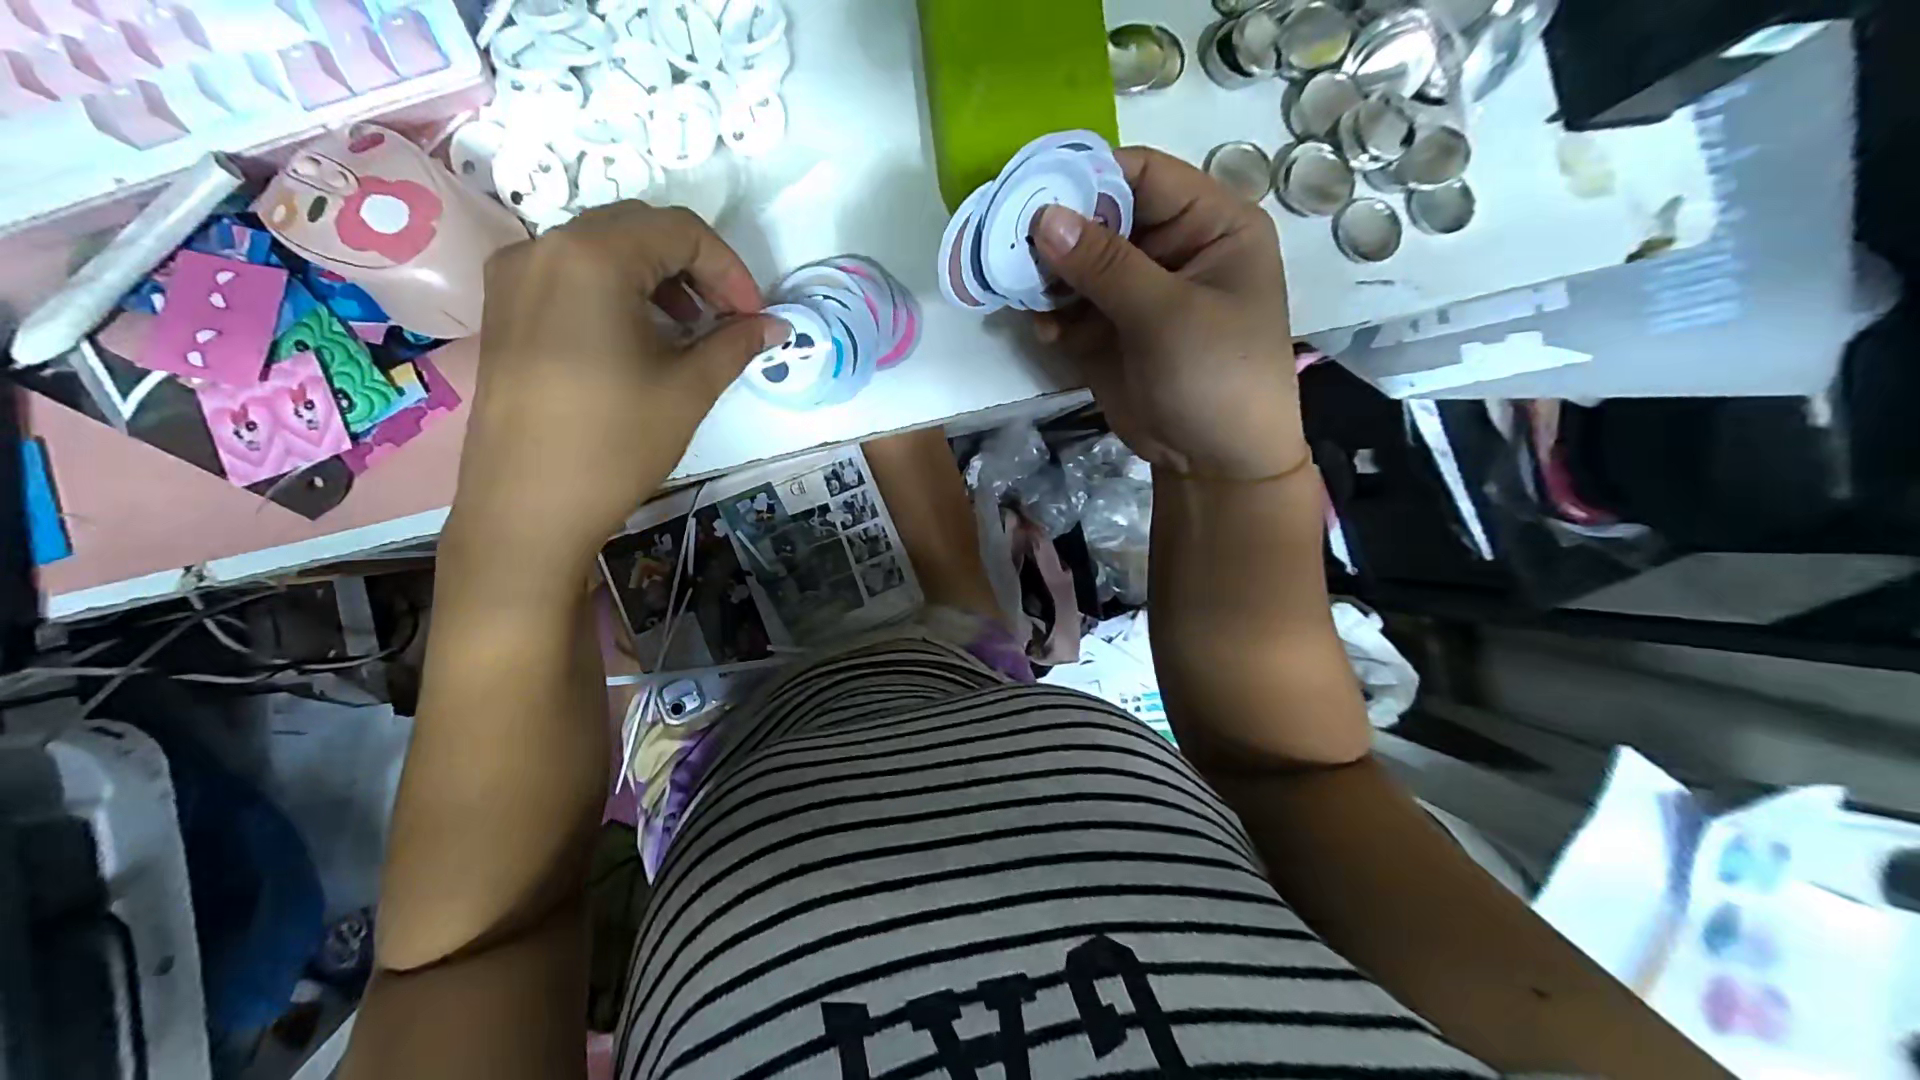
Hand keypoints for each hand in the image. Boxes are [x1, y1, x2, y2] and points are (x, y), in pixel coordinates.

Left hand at [452, 202, 785, 569]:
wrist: (528, 506)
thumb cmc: (616, 442)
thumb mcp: (689, 389)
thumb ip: (735, 344)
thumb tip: (774, 326)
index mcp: (592, 257)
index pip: (680, 230)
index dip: (730, 268)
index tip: (754, 316)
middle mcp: (544, 248)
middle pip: (638, 230)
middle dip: (695, 268)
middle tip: (727, 319)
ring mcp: (515, 276)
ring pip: (603, 249)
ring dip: (657, 279)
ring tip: (688, 330)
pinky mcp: (503, 308)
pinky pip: (571, 275)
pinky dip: (617, 291)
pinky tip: (639, 338)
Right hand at [1031, 148, 1307, 481]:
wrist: (1217, 464)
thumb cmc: (1217, 377)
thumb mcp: (1168, 315)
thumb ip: (1106, 264)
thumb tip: (1043, 215)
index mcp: (1209, 225)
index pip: (1143, 176)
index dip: (1088, 177)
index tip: (1031, 190)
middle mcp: (1170, 250)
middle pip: (1101, 219)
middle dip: (1057, 233)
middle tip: (1009, 244)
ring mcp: (1135, 294)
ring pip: (1078, 265)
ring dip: (1047, 277)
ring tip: (1019, 291)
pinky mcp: (1110, 332)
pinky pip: (1071, 309)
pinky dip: (1052, 316)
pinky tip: (1044, 331)